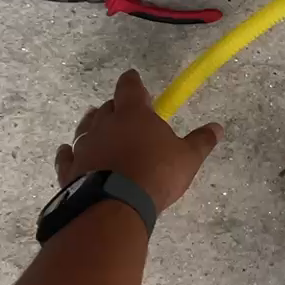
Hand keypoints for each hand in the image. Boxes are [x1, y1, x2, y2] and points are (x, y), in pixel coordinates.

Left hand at [55, 70, 222, 210]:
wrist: (113, 207)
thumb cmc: (155, 174)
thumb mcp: (188, 158)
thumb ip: (202, 141)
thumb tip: (218, 127)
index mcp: (133, 114)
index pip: (130, 88)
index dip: (132, 81)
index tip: (133, 77)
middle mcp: (105, 124)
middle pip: (107, 107)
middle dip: (117, 106)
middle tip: (127, 111)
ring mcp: (84, 147)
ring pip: (85, 127)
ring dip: (93, 123)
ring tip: (96, 122)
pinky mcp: (69, 170)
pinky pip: (66, 156)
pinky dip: (68, 151)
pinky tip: (67, 150)